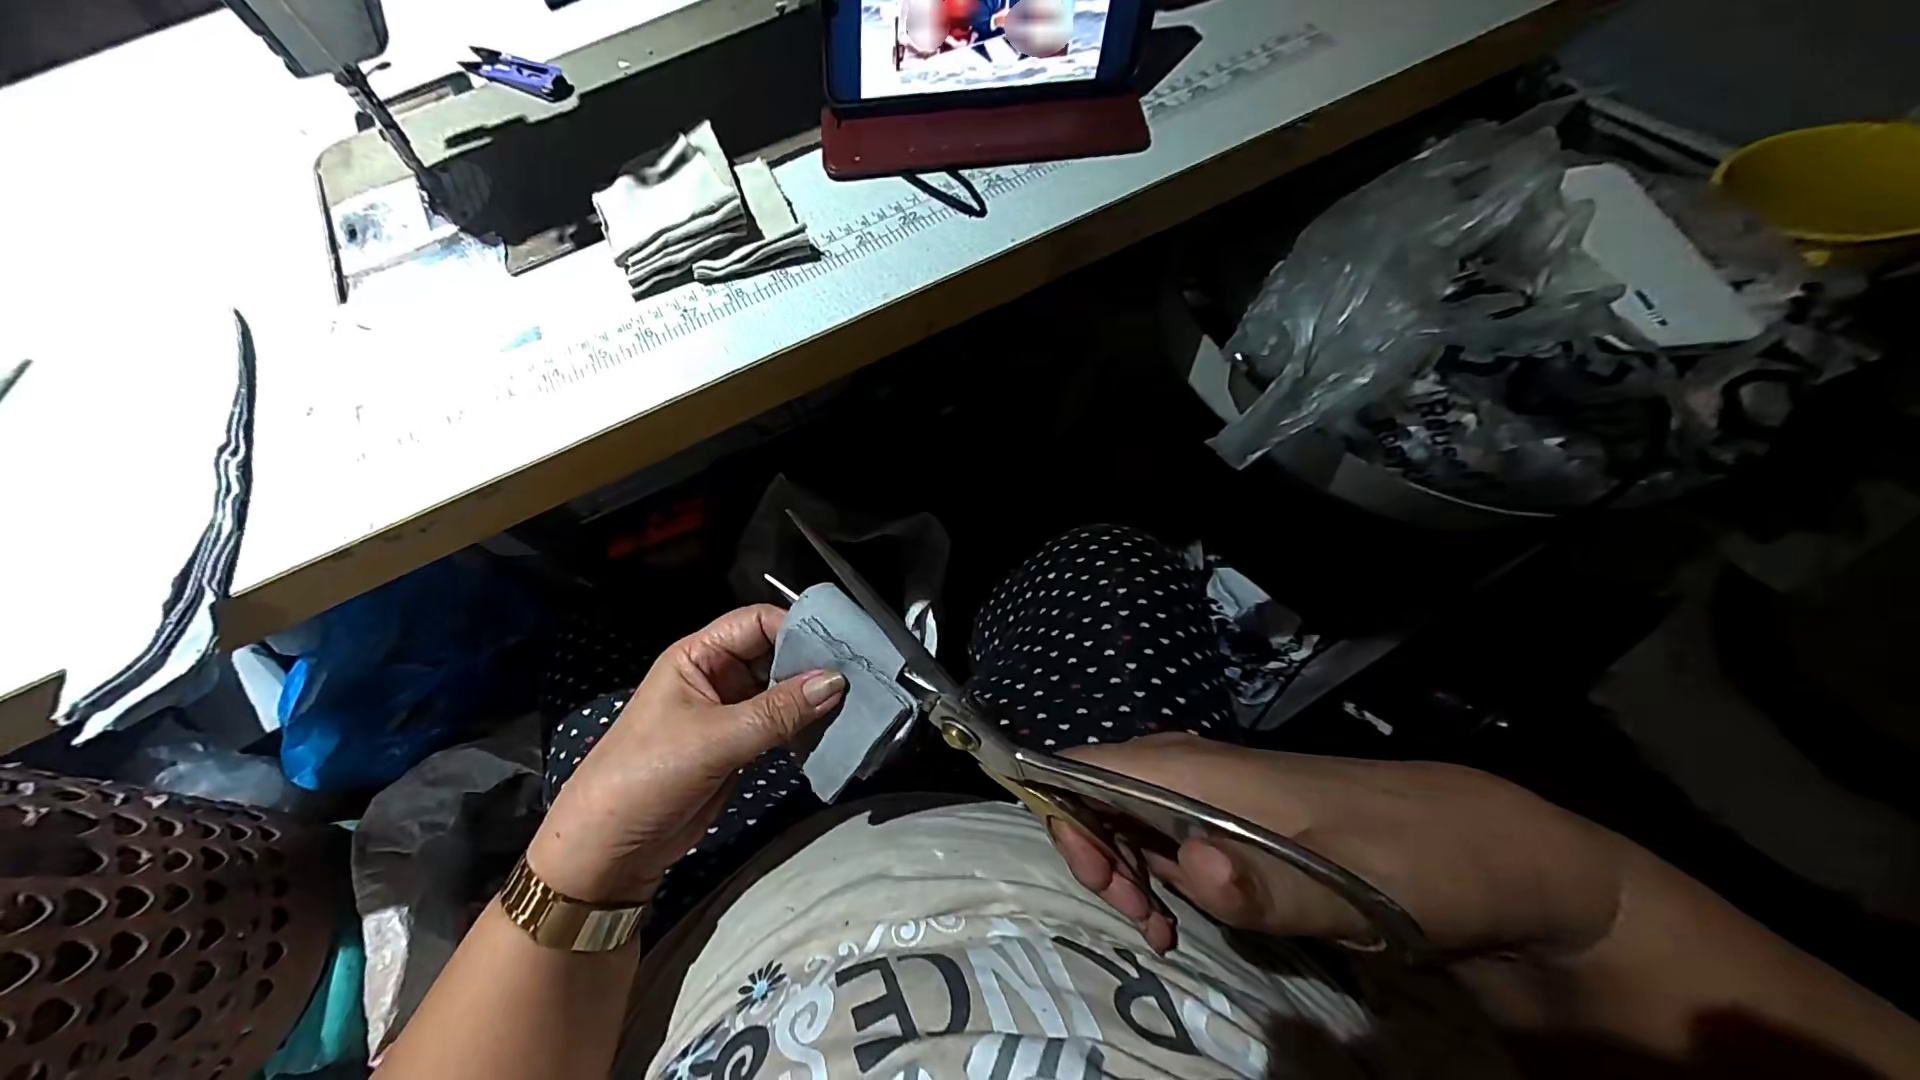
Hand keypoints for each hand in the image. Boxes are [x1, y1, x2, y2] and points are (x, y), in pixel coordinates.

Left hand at [527, 606, 845, 903]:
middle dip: (812, 662)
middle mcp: (717, 675)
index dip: (797, 628)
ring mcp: (731, 710)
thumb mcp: (714, 739)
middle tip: (857, 674)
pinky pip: (782, 721)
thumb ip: (778, 710)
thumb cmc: (646, 776)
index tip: (839, 645)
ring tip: (855, 701)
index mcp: (699, 656)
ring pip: (783, 689)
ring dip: (813, 696)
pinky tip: (832, 727)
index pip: (758, 622)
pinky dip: (806, 723)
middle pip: (776, 653)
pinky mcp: (741, 742)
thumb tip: (836, 681)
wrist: (609, 852)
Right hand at [1053, 735, 1631, 964]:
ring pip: (1124, 816)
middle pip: (1096, 791)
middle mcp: (1191, 772)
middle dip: (1091, 850)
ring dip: (1120, 869)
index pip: (1089, 764)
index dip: (1065, 809)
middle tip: (1136, 914)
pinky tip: (1176, 915)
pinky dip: (1151, 875)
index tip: (1097, 879)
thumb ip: (1268, 886)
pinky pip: (1162, 838)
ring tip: (1155, 925)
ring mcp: (1210, 797)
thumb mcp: (1350, 884)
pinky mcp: (1231, 824)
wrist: (1488, 850)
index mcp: (1199, 770)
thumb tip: (1187, 867)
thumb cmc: (1414, 857)